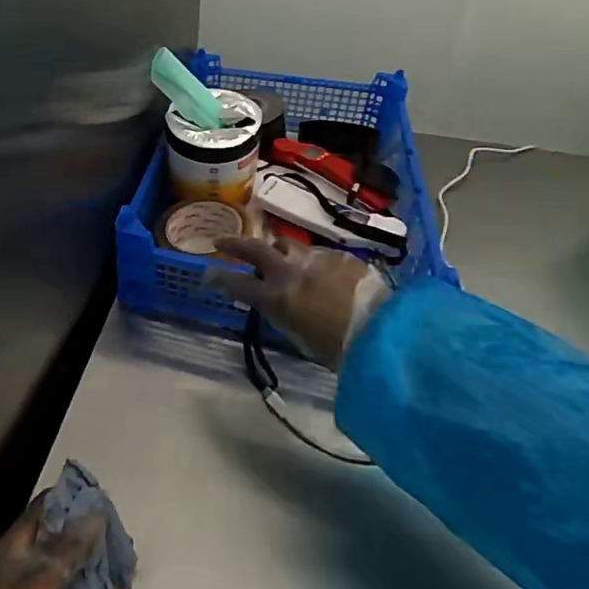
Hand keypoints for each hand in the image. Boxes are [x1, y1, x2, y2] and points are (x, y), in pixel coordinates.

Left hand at [0, 490, 120, 588]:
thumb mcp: (41, 584)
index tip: (107, 502)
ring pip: (74, 567)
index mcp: (17, 545)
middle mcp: (26, 561)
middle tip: (123, 544)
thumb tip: (97, 511)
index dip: (76, 498)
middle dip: (96, 540)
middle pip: (66, 535)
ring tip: (124, 578)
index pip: (48, 504)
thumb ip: (70, 547)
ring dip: (100, 570)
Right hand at [210, 236, 391, 370]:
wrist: (381, 331)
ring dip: (281, 252)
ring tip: (280, 258)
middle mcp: (292, 271)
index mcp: (278, 298)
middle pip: (256, 248)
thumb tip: (279, 304)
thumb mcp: (299, 337)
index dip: (220, 279)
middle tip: (221, 239)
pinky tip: (321, 273)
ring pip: (290, 246)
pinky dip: (312, 261)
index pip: (238, 284)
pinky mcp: (340, 254)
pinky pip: (318, 254)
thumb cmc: (338, 349)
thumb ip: (283, 314)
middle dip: (236, 243)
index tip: (208, 275)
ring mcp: (317, 258)